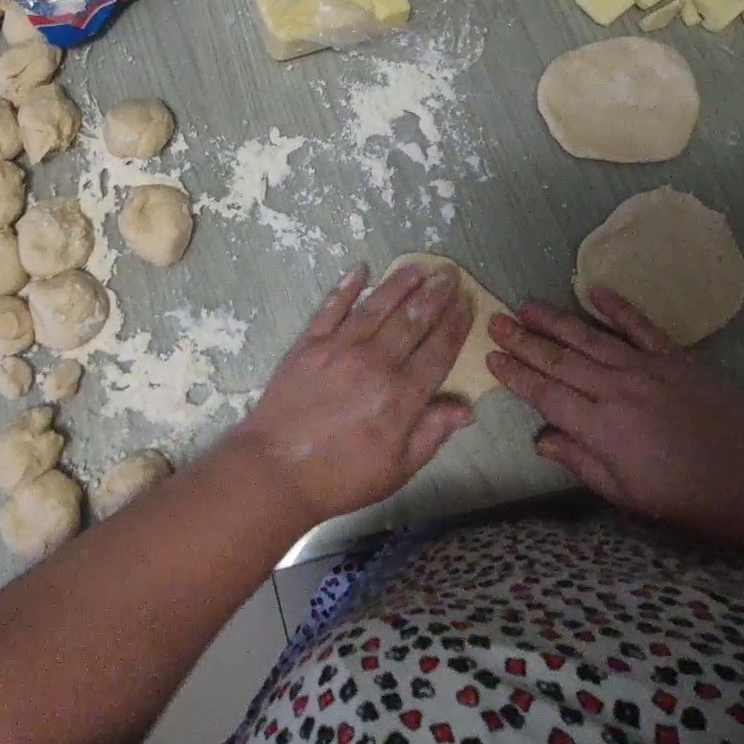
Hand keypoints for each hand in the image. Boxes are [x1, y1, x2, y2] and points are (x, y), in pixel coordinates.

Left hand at [224, 263, 476, 523]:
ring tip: (416, 267)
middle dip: (433, 296)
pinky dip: (346, 288)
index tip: (467, 303)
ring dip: (398, 285)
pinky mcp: (307, 345)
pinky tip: (359, 270)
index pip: (437, 352)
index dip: (455, 326)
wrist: (275, 469)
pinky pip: (330, 309)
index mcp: (400, 397)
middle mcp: (373, 364)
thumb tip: (467, 408)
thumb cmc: (339, 477)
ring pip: (375, 308)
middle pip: (411, 322)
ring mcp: (337, 350)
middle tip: (448, 274)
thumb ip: (431, 434)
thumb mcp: (397, 469)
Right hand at [486, 287, 743, 538]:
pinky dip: (618, 307)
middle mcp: (616, 389)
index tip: (491, 358)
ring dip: (554, 320)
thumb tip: (541, 438)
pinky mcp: (676, 359)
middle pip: (559, 360)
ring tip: (525, 305)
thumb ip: (580, 462)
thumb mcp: (626, 495)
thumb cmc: (689, 498)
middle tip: (495, 321)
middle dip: (523, 340)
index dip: (515, 375)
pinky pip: (641, 327)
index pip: (545, 393)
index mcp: (601, 427)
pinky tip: (596, 291)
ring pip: (589, 338)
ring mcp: (646, 369)